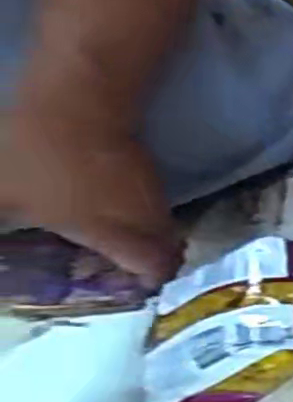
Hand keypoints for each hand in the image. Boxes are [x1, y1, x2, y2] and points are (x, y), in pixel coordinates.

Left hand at [1, 107, 180, 285]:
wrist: (75, 113)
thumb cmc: (32, 162)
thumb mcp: (0, 202)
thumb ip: (3, 227)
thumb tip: (7, 259)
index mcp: (114, 235)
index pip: (153, 270)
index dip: (147, 283)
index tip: (130, 288)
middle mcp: (146, 224)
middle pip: (167, 253)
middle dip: (151, 264)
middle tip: (121, 269)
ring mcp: (152, 201)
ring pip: (163, 233)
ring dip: (146, 243)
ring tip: (114, 243)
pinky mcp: (150, 182)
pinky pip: (155, 214)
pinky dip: (140, 222)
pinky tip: (111, 214)